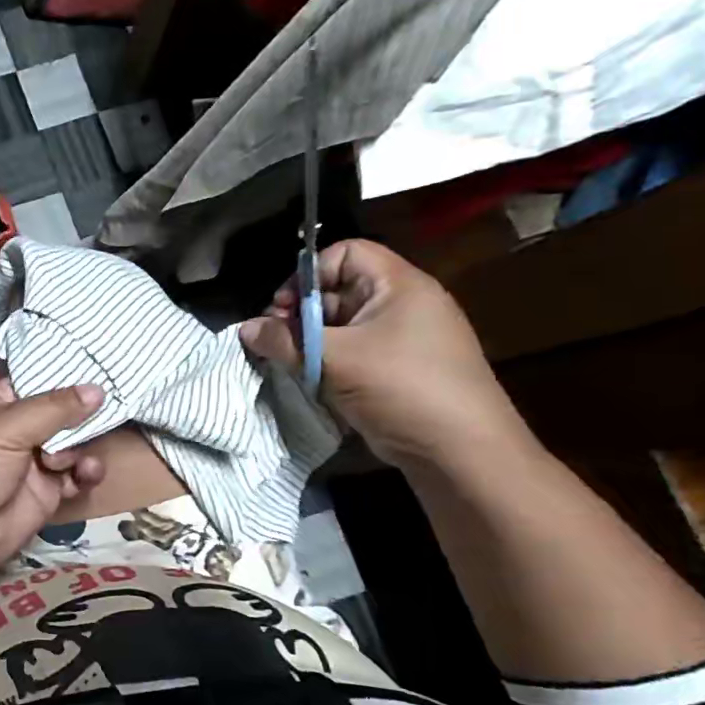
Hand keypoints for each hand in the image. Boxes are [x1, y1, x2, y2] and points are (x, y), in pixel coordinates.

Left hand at [0, 380, 107, 571]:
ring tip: (71, 459)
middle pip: (67, 412)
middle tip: (109, 411)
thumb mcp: (7, 428)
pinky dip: (87, 472)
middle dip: (86, 413)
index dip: (71, 375)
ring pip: (77, 444)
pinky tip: (86, 474)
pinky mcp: (50, 491)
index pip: (43, 380)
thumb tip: (98, 389)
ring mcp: (38, 461)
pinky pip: (79, 475)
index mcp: (5, 403)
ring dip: (84, 446)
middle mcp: (23, 428)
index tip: (105, 367)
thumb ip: (55, 408)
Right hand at [240, 239, 527, 466]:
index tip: (281, 308)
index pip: (345, 253)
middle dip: (303, 315)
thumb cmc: (401, 388)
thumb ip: (288, 342)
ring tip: (289, 367)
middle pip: (340, 292)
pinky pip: (354, 357)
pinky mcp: (397, 373)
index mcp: (398, 284)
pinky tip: (312, 385)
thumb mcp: (337, 360)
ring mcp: (401, 341)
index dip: (309, 274)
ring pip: (344, 329)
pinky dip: (330, 367)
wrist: (459, 451)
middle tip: (275, 342)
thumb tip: (244, 328)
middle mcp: (402, 305)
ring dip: (313, 346)